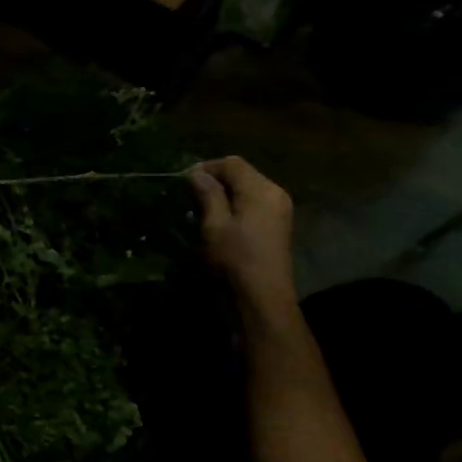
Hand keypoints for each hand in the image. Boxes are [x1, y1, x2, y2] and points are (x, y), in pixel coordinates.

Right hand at [188, 156, 295, 310]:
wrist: (262, 297)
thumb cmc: (235, 259)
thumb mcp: (214, 225)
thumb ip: (208, 195)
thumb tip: (197, 173)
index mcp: (260, 190)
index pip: (232, 164)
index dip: (206, 166)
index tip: (182, 179)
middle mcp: (274, 193)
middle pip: (243, 173)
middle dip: (215, 178)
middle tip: (189, 193)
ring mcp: (279, 209)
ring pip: (248, 188)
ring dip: (224, 192)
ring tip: (201, 205)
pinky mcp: (277, 224)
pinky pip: (254, 202)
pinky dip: (235, 203)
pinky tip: (220, 218)